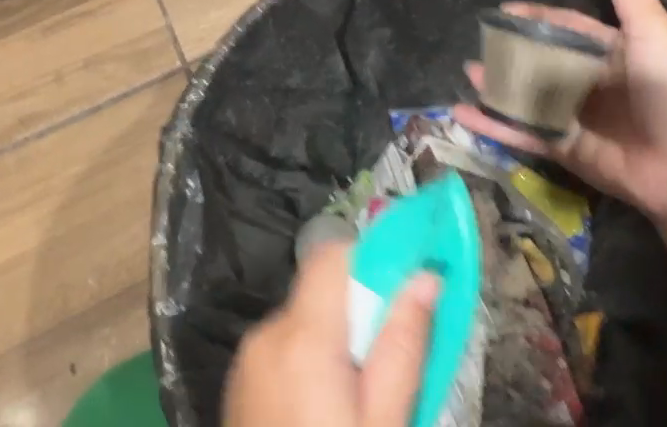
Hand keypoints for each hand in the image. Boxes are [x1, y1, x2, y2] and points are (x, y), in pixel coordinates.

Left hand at [223, 242, 440, 426]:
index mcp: (301, 336)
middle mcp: (266, 333)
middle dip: (362, 310)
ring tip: (364, 397)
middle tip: (396, 360)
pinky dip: (312, 360)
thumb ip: (404, 345)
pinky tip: (328, 410)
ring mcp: (247, 360)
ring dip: (339, 338)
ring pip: (305, 320)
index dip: (374, 259)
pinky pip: (284, 349)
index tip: (410, 285)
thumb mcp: (386, 422)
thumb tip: (427, 276)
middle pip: (322, 290)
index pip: (335, 255)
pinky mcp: (239, 384)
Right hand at [453, 0, 666, 221]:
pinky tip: (461, 114)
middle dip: (509, 52)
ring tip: (468, 74)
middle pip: (539, 61)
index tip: (503, 11)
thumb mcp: (650, 30)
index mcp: (609, 53)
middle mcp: (588, 83)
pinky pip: (521, 133)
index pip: (565, 27)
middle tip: (479, 43)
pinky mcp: (562, 148)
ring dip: (496, 85)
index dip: (536, 18)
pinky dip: (492, 125)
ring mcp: (572, 117)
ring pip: (525, 96)